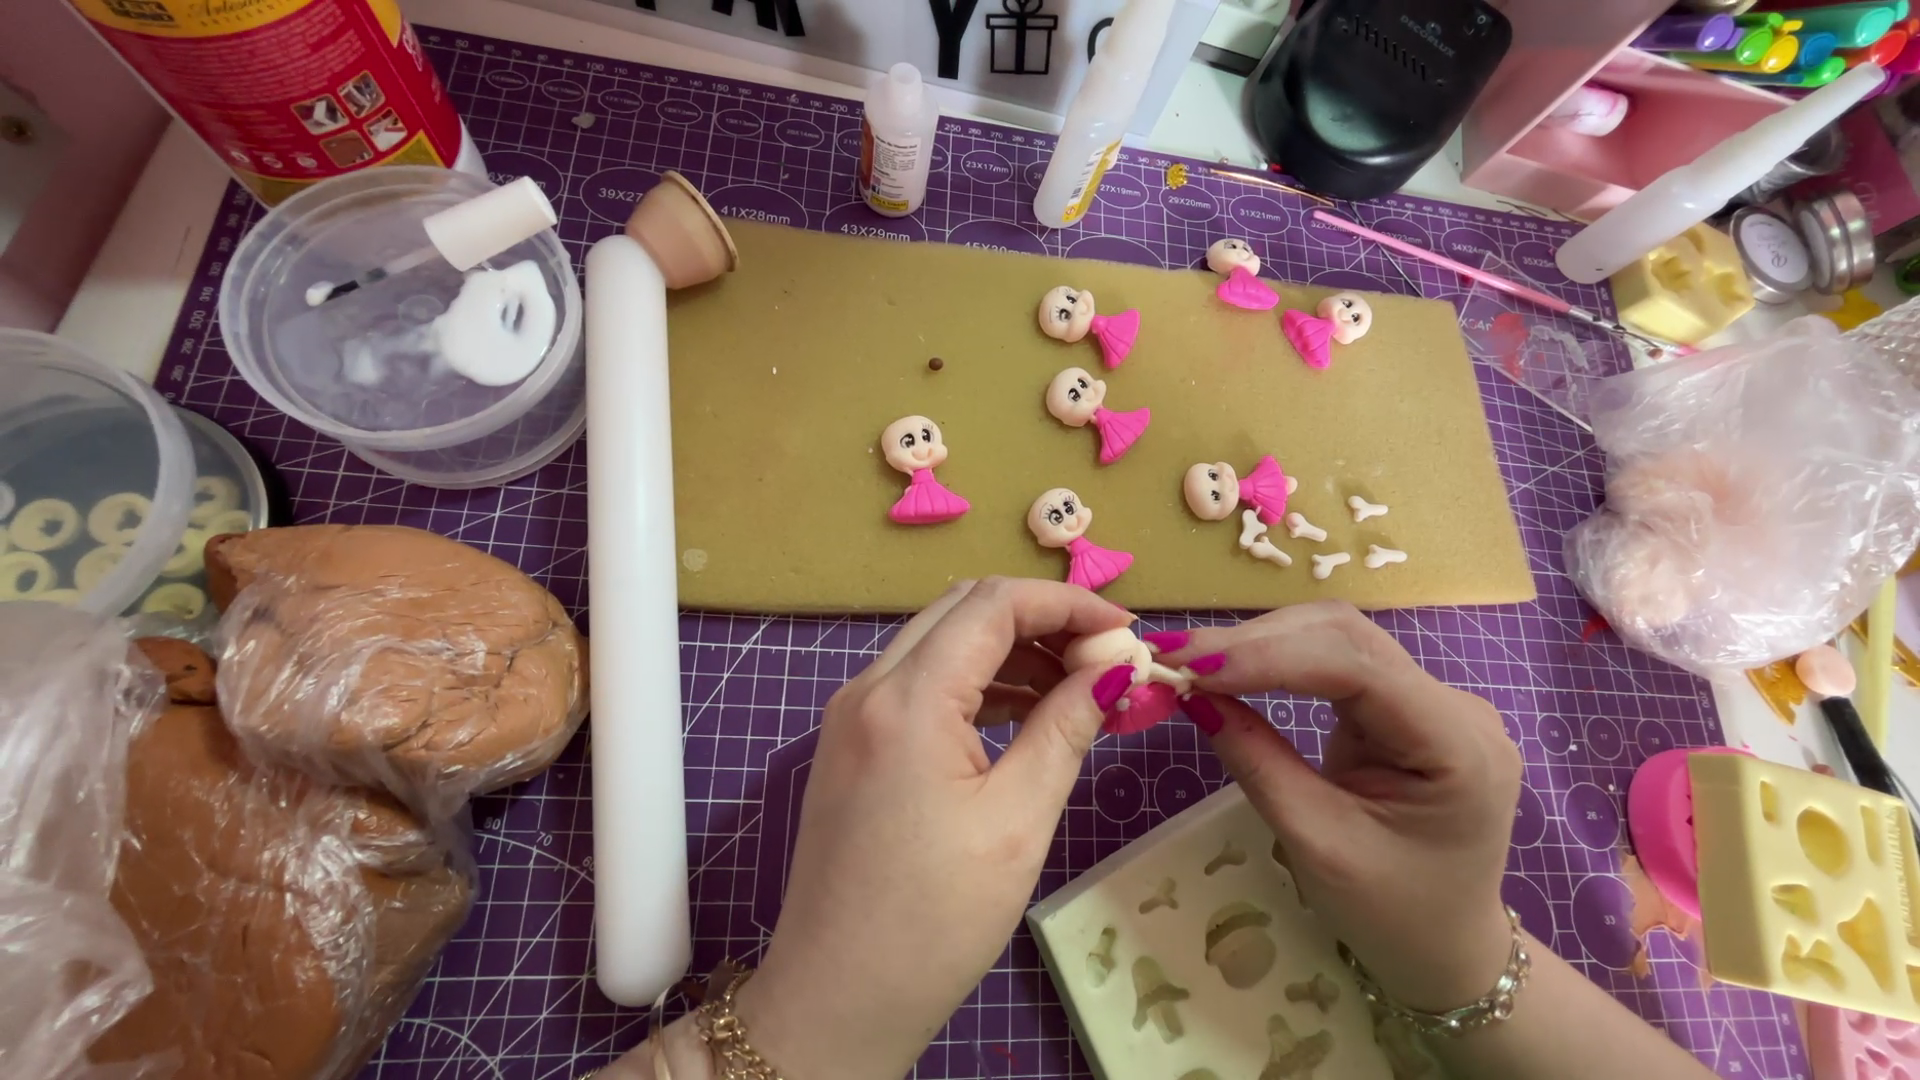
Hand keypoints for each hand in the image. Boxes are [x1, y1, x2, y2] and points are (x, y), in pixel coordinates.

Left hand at [734, 578, 1132, 1079]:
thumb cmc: (934, 919)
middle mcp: (870, 685)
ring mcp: (854, 711)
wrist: (835, 998)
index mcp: (907, 698)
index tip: (1124, 632)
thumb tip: (1114, 670)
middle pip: (964, 609)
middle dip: (1040, 620)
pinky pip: (922, 682)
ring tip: (1076, 689)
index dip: (1066, 603)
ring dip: (1010, 651)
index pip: (993, 604)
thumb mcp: (1017, 820)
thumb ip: (1065, 727)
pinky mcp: (854, 738)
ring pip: (942, 641)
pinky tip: (1024, 713)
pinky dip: (977, 682)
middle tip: (1102, 659)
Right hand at [1159, 601, 1522, 1012]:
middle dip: (1254, 641)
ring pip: (1333, 636)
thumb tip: (1191, 695)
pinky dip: (1271, 657)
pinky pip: (1329, 660)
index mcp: (1457, 745)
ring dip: (1256, 642)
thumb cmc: (1389, 911)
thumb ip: (1256, 760)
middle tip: (1175, 657)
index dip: (1269, 656)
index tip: (1192, 667)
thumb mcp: (1315, 841)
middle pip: (1343, 636)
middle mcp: (1452, 703)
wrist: (1444, 946)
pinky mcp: (1397, 702)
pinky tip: (1229, 666)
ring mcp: (1428, 697)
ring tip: (1190, 659)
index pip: (1355, 666)